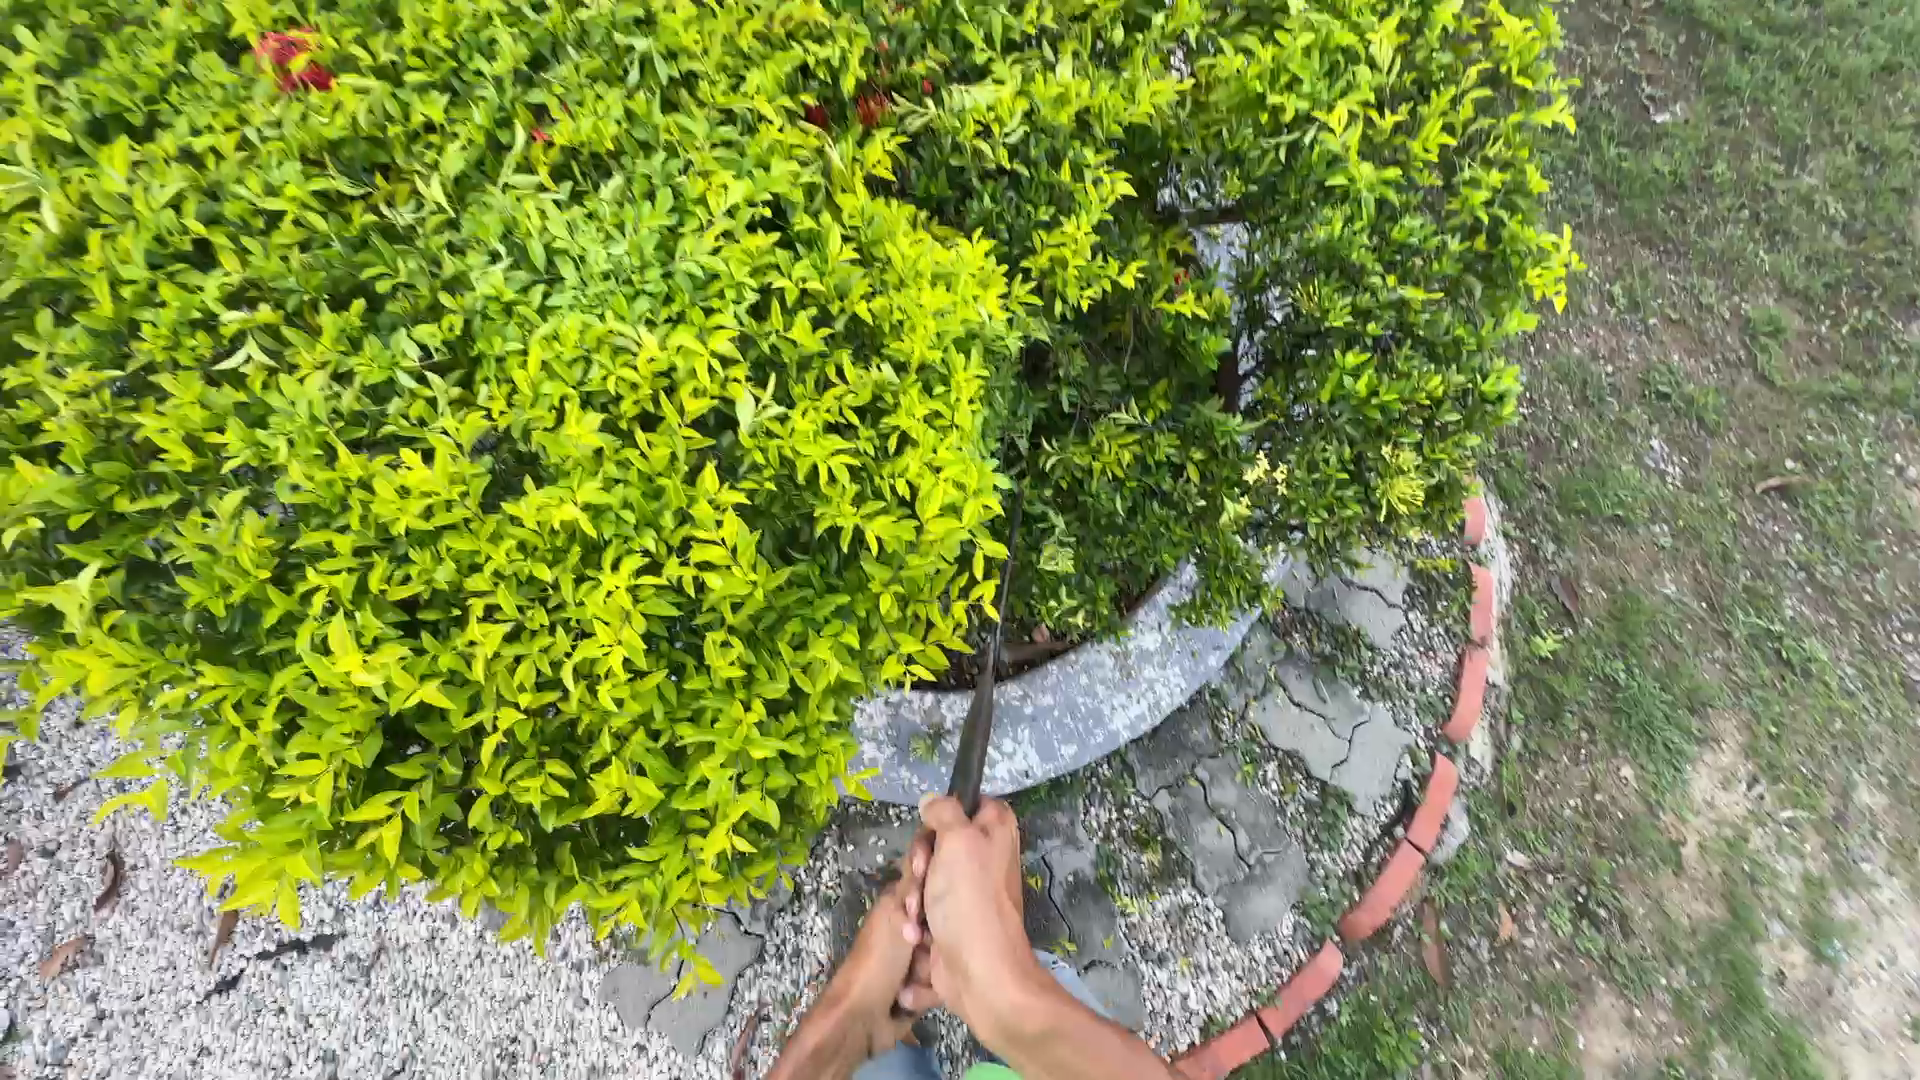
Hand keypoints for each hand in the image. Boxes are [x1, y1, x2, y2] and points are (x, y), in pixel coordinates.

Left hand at [818, 874, 931, 1059]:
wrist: (862, 1018)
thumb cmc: (878, 959)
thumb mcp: (896, 913)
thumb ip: (915, 881)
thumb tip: (929, 840)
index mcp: (902, 901)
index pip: (932, 878)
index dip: (942, 883)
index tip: (948, 892)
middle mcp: (914, 924)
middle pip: (948, 918)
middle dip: (943, 936)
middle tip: (924, 947)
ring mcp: (920, 955)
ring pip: (949, 950)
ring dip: (934, 968)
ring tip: (917, 979)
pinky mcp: (925, 983)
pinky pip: (944, 980)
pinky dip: (930, 991)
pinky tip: (914, 999)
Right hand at [899, 794, 1044, 1037]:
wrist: (979, 972)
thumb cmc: (971, 899)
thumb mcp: (957, 839)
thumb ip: (944, 811)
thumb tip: (931, 800)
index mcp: (995, 828)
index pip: (962, 802)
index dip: (942, 818)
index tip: (933, 835)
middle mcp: (984, 853)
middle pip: (934, 840)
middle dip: (920, 862)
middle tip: (923, 875)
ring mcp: (966, 888)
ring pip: (924, 873)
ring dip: (914, 894)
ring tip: (918, 915)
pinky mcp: (949, 917)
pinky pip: (923, 905)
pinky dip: (916, 919)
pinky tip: (916, 933)